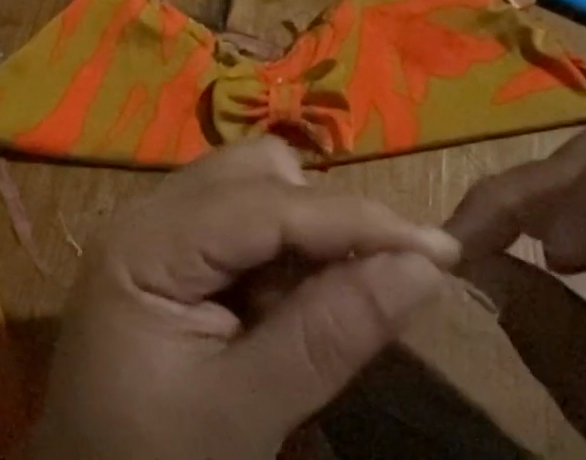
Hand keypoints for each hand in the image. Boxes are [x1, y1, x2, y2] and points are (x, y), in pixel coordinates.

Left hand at [30, 137, 461, 459]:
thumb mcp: (244, 411)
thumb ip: (329, 333)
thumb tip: (423, 265)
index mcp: (145, 245)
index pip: (265, 205)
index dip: (357, 220)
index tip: (441, 249)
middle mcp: (144, 214)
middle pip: (256, 174)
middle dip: (322, 222)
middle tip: (360, 295)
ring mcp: (153, 229)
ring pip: (253, 190)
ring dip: (302, 238)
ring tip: (305, 316)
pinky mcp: (167, 251)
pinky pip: (240, 223)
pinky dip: (278, 256)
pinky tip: (277, 313)